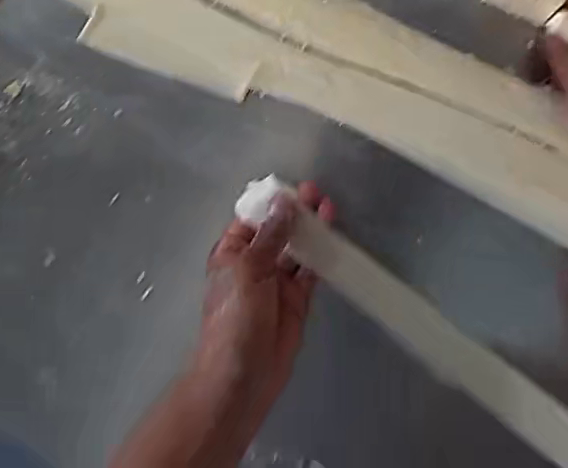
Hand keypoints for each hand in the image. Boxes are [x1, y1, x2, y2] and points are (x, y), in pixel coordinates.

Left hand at [186, 182, 333, 424]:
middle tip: (316, 193)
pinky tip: (334, 238)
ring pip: (298, 247)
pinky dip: (323, 255)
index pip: (253, 218)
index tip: (293, 187)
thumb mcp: (249, 269)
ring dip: (311, 229)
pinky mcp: (297, 300)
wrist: (241, 380)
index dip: (272, 201)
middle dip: (296, 211)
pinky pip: (311, 271)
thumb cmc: (234, 319)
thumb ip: (271, 235)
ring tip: (329, 208)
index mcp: (233, 252)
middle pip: (279, 229)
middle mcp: (255, 262)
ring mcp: (277, 282)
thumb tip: (283, 201)